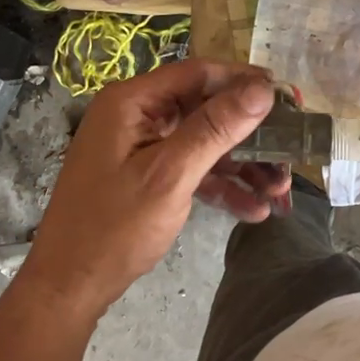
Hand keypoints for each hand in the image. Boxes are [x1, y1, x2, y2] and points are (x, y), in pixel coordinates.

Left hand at [19, 59, 278, 318]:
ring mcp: (140, 146)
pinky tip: (254, 211)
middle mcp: (136, 115)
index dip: (245, 82)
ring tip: (281, 191)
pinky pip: (191, 169)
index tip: (288, 99)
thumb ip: (215, 128)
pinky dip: (221, 186)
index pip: (199, 73)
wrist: (68, 287)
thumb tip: (262, 88)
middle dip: (250, 134)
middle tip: (291, 151)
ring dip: (243, 165)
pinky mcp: (145, 175)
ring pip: (203, 142)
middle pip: (206, 109)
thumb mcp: (171, 175)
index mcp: (133, 101)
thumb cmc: (114, 227)